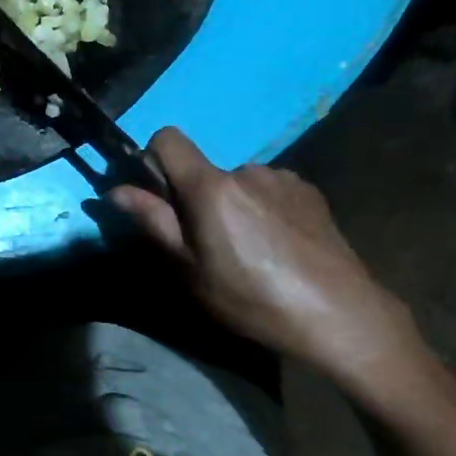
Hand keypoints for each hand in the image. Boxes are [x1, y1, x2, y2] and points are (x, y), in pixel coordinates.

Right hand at [109, 127, 425, 380]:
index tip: (159, 197)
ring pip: (237, 182)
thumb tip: (114, 189)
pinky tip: (279, 245)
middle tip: (209, 244)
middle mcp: (246, 170)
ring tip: (250, 249)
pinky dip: (262, 207)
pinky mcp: (310, 191)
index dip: (153, 159)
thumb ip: (153, 221)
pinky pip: (269, 189)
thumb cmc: (251, 297)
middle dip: (196, 197)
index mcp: (210, 187)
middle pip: (203, 170)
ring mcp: (282, 177)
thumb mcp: (189, 268)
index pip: (168, 139)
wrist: (340, 315)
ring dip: (232, 203)